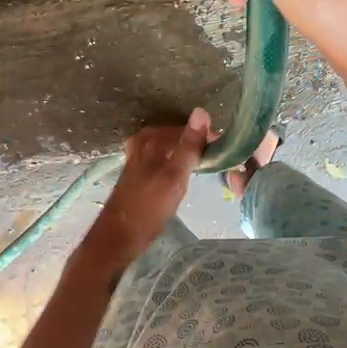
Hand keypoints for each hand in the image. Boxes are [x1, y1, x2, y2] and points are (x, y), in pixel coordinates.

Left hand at [84, 109, 211, 268]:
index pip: (189, 129)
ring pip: (173, 148)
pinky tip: (185, 176)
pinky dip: (177, 163)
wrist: (119, 236)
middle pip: (180, 137)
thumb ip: (189, 145)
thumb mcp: (175, 176)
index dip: (209, 140)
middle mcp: (144, 139)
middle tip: (220, 165)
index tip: (227, 154)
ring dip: (189, 156)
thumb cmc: (149, 208)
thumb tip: (202, 111)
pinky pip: (164, 158)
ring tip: (207, 170)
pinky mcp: (139, 168)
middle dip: (200, 147)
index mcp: (152, 136)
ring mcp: (139, 153)